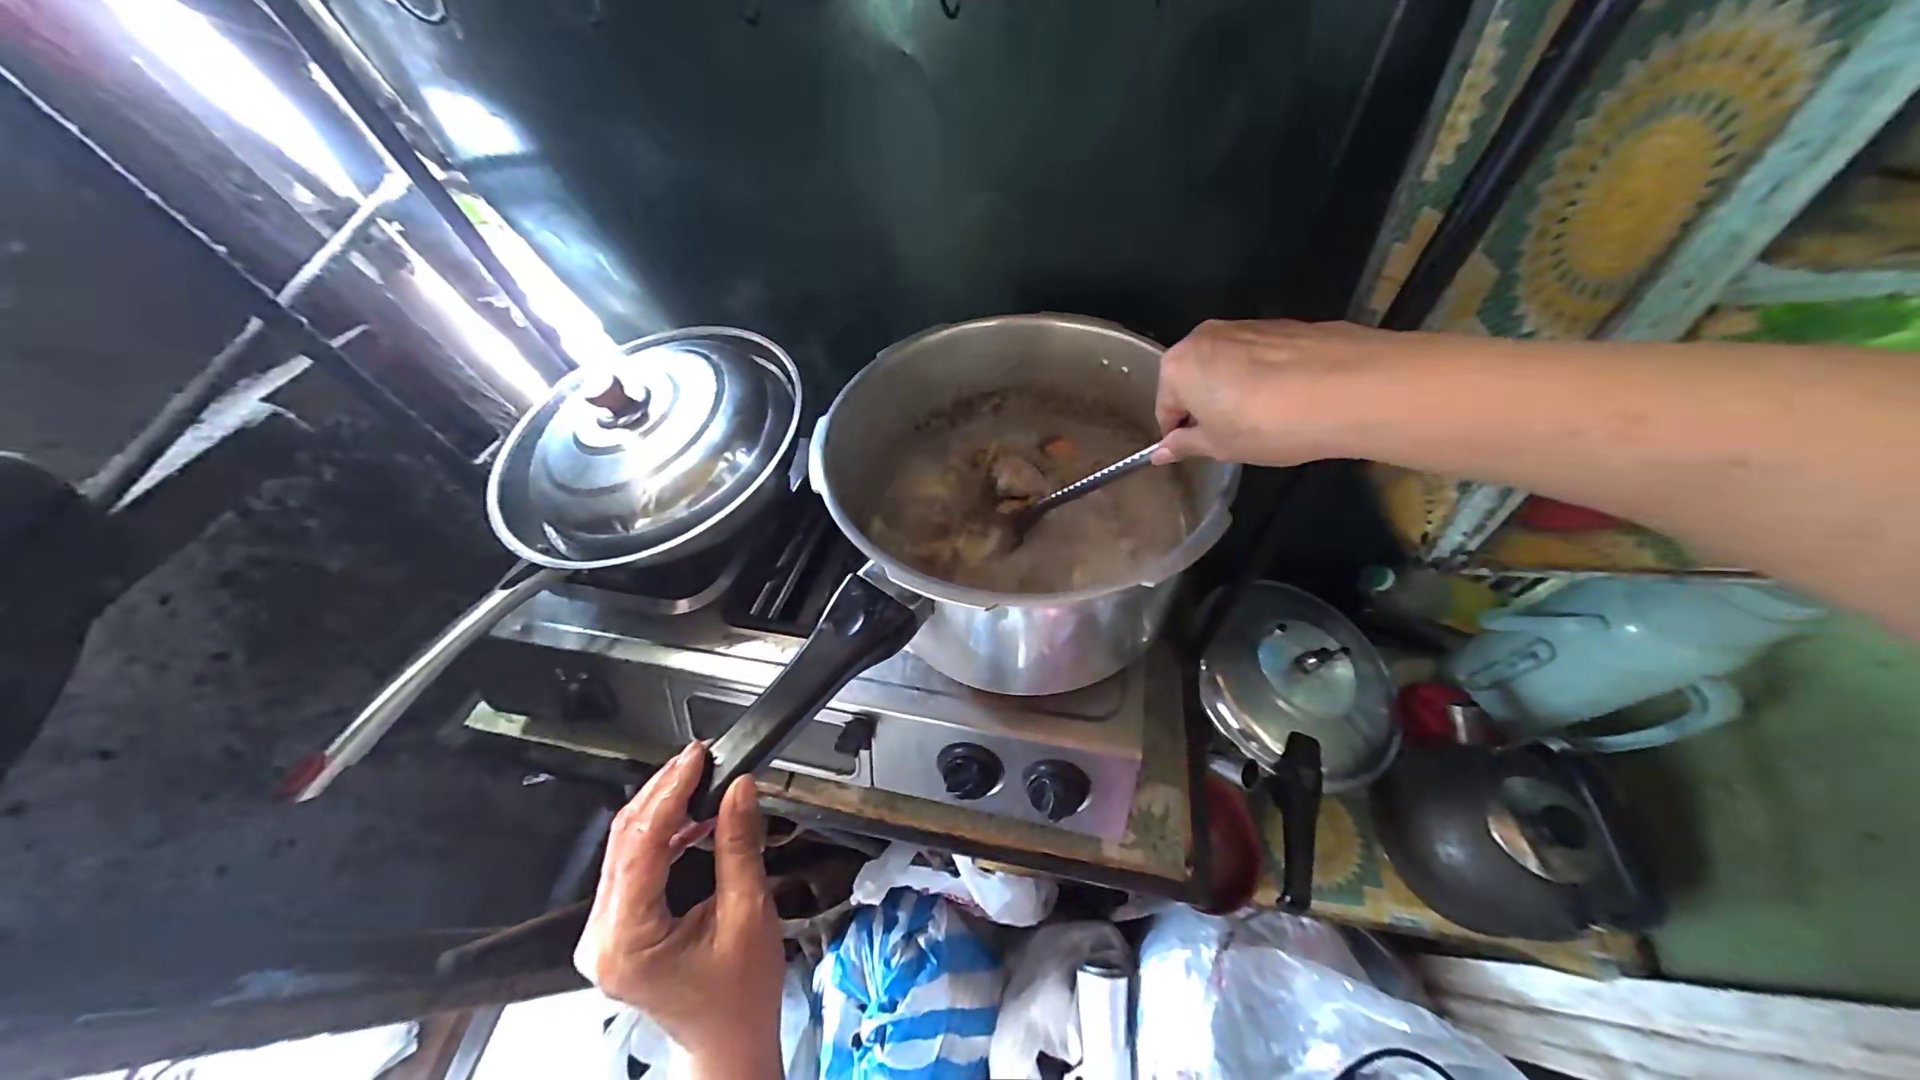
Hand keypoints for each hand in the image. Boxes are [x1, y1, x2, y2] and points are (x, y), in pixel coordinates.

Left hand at [574, 744, 783, 1077]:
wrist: (729, 1039)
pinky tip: (690, 813)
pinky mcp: (617, 926)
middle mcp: (601, 937)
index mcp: (627, 942)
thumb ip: (739, 844)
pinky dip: (662, 830)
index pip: (640, 846)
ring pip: (625, 847)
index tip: (697, 758)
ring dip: (662, 806)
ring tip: (698, 776)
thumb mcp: (748, 912)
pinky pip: (633, 864)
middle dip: (664, 791)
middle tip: (700, 757)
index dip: (670, 793)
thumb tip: (739, 789)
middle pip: (624, 841)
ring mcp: (603, 933)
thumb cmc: (740, 993)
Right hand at [1152, 319, 1393, 465]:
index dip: (1179, 433)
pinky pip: (1259, 356)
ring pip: (1226, 364)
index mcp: (1178, 365)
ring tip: (1265, 420)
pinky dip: (1264, 376)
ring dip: (1234, 390)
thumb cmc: (1267, 425)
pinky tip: (1288, 400)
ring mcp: (1246, 325)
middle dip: (1205, 406)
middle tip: (1230, 436)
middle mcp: (1204, 336)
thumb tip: (1159, 453)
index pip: (1165, 407)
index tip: (1197, 450)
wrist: (1352, 389)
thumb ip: (1184, 445)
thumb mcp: (1219, 446)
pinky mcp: (1283, 324)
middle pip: (1193, 378)